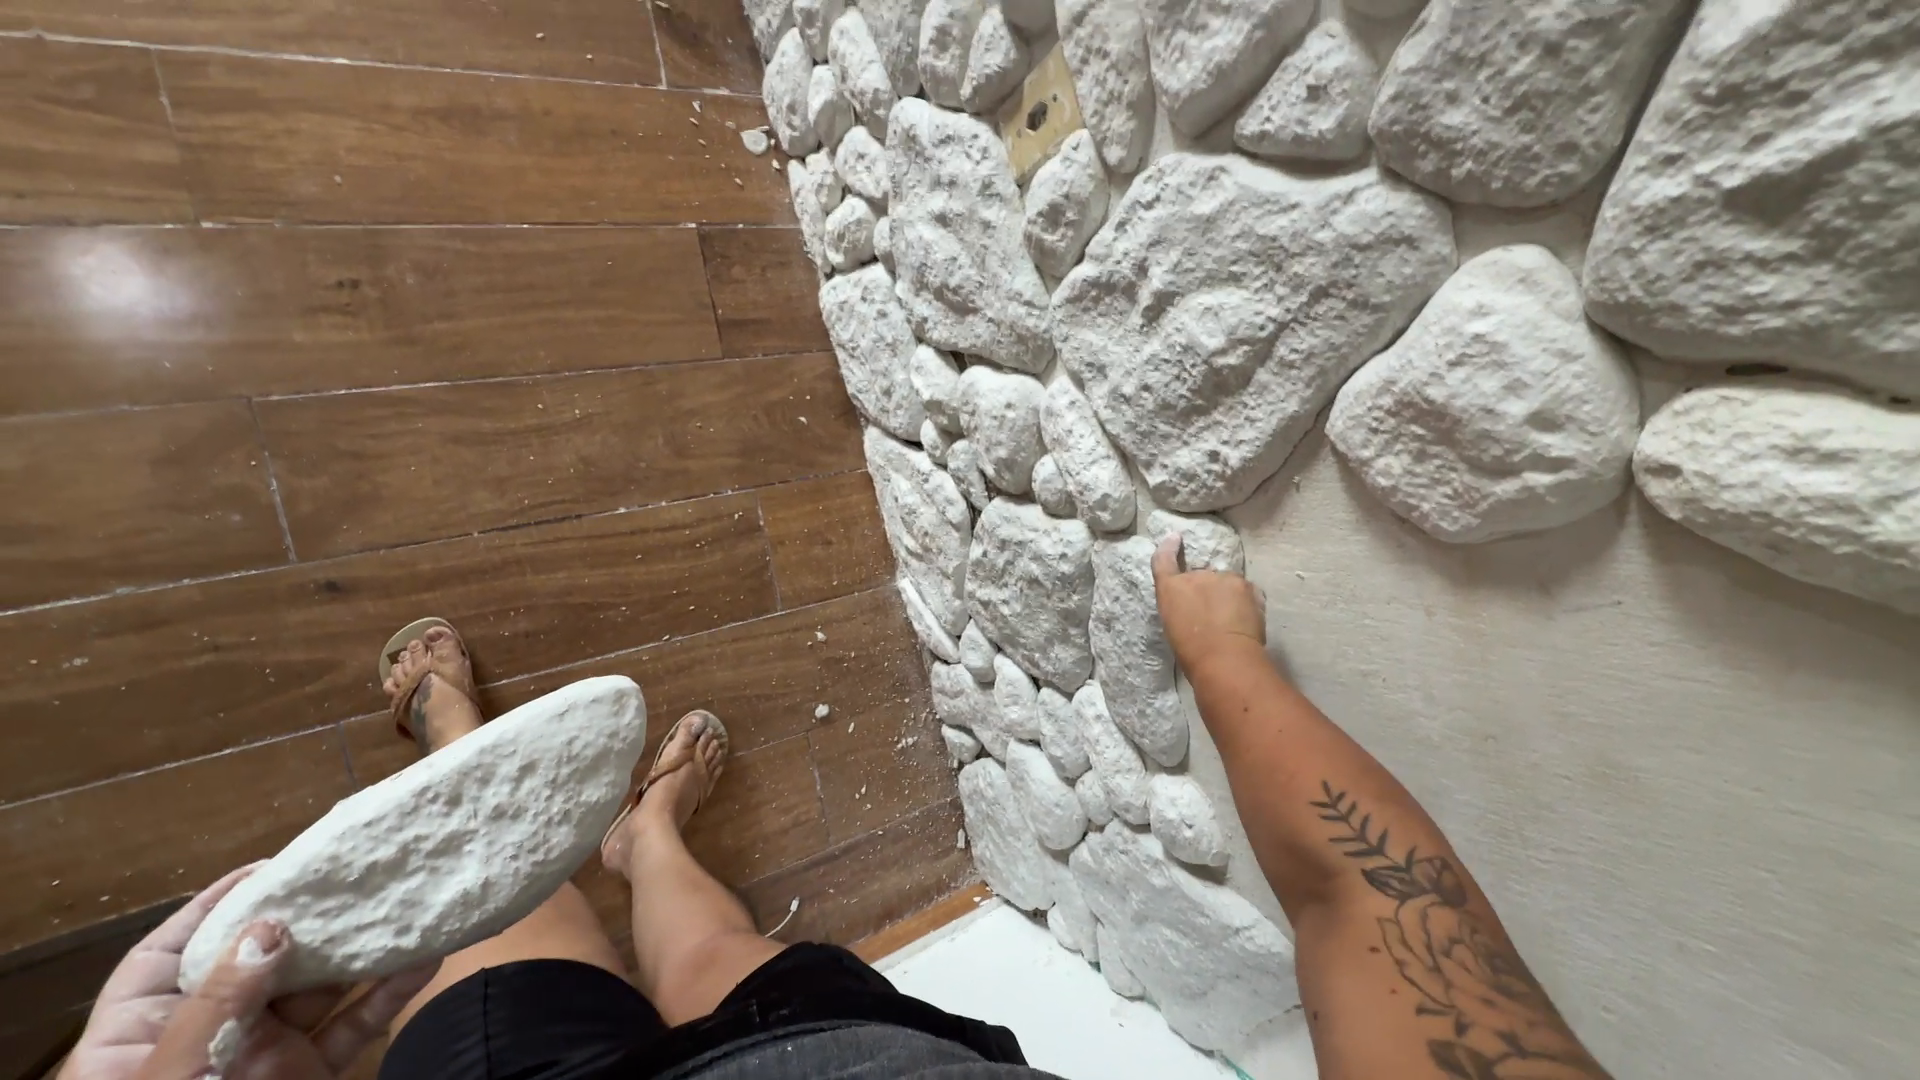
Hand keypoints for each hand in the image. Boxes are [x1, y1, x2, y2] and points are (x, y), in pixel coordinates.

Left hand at [59, 867, 437, 1079]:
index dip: (217, 904)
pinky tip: (427, 958)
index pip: (169, 953)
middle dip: (312, 917)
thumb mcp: (171, 1077)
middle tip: (363, 873)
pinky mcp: (307, 1074)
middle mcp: (206, 1035)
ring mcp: (262, 1056)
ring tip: (410, 905)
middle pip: (261, 960)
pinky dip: (391, 993)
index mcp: (141, 1035)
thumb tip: (271, 924)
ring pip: (320, 988)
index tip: (276, 865)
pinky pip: (354, 1026)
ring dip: (366, 949)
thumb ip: (218, 1005)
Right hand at [1151, 533, 1266, 673]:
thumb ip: (1181, 609)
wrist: (1224, 658)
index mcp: (1170, 589)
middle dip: (1207, 590)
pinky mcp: (1247, 586)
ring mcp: (1223, 578)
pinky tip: (1246, 620)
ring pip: (1226, 584)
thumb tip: (1195, 609)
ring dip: (1227, 595)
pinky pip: (1246, 591)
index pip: (1164, 561)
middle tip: (1213, 615)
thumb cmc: (1191, 653)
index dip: (1168, 548)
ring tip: (1232, 620)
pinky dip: (1246, 602)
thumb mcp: (1174, 627)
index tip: (1175, 538)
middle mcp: (1195, 576)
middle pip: (1202, 577)